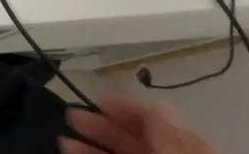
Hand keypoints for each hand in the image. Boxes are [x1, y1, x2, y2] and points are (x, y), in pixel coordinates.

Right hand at [62, 96, 212, 153]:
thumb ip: (167, 135)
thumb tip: (162, 105)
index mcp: (186, 153)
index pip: (161, 124)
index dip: (129, 109)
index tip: (96, 101)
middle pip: (136, 142)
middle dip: (102, 127)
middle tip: (71, 118)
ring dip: (91, 149)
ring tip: (63, 143)